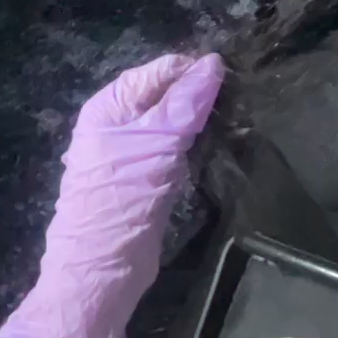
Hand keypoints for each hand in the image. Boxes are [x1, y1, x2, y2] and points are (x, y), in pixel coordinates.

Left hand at [0, 54, 224, 337]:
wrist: (100, 275)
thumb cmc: (122, 201)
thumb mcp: (157, 145)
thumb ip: (185, 102)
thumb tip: (215, 61)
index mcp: (109, 105)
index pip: (159, 70)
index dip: (193, 70)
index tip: (232, 77)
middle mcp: (117, 120)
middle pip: (165, 90)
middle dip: (198, 90)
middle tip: (237, 97)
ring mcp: (131, 148)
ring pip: (172, 116)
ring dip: (199, 115)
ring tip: (233, 114)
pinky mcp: (146, 173)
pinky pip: (173, 142)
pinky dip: (193, 137)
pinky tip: (216, 138)